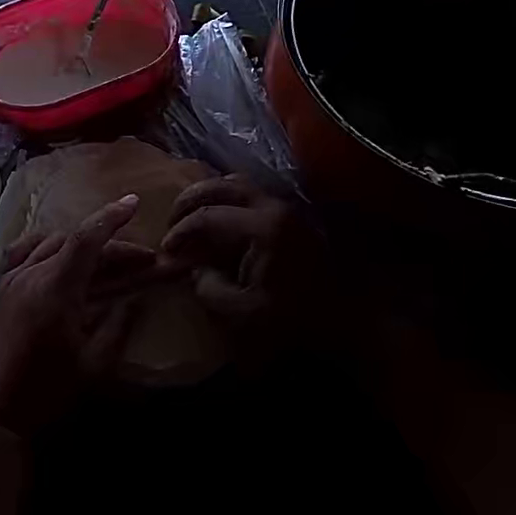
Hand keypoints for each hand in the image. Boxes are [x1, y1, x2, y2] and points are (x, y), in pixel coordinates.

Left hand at [0, 195, 156, 435]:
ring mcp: (11, 280)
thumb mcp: (94, 364)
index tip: (133, 202)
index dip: (112, 218)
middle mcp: (30, 274)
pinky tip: (57, 256)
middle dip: (109, 245)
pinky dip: (46, 247)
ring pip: (48, 244)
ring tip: (105, 258)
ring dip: (78, 244)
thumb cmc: (47, 390)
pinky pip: (23, 253)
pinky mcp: (1, 290)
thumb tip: (134, 301)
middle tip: (141, 262)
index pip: (86, 238)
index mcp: (55, 287)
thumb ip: (117, 327)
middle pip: (73, 242)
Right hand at [160, 174, 322, 333]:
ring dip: (209, 196)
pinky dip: (228, 201)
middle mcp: (275, 208)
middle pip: (221, 187)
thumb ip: (207, 286)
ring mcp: (287, 210)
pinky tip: (218, 221)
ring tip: (191, 217)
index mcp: (262, 228)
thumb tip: (195, 267)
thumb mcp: (238, 313)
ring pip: (238, 185)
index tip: (166, 250)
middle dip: (189, 201)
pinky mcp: (293, 220)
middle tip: (171, 222)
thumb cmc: (292, 323)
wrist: (348, 329)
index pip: (207, 217)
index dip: (180, 232)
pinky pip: (252, 196)